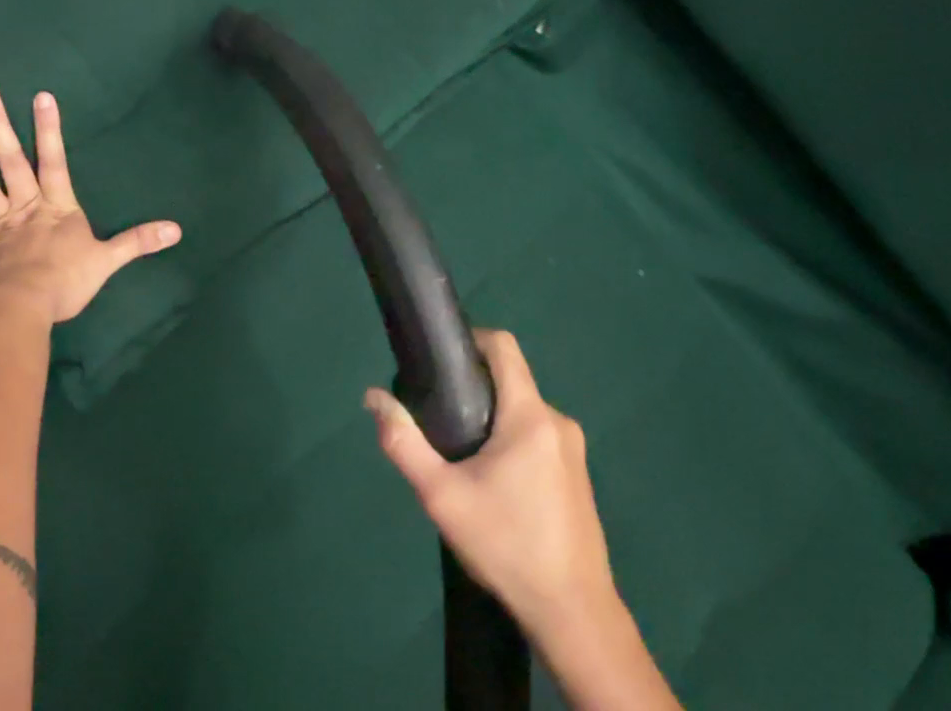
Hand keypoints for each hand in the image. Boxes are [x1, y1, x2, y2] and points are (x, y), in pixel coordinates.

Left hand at [0, 82, 181, 324]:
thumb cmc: (65, 283)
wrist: (21, 307)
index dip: (49, 130)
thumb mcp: (107, 261)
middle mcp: (25, 206)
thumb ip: (138, 242)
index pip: (55, 161)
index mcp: (57, 207)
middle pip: (11, 160)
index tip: (40, 96)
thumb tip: (177, 230)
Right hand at [363, 329, 614, 631]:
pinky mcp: (577, 476)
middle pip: (509, 382)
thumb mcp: (440, 495)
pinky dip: (508, 444)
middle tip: (435, 423)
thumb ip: (403, 442)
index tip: (437, 360)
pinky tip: (489, 485)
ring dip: (488, 421)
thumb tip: (373, 398)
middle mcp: (558, 423)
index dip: (469, 340)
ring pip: (521, 414)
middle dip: (471, 391)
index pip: (503, 347)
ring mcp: (573, 451)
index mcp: (529, 417)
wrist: (571, 611)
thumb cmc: (505, 545)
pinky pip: (536, 439)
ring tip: (457, 459)